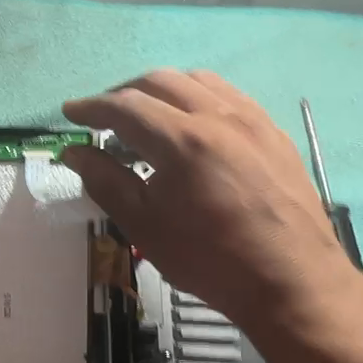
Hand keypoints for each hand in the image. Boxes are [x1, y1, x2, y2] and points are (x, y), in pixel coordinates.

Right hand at [60, 69, 360, 327]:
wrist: (292, 281)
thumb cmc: (208, 258)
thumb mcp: (143, 225)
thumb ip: (104, 181)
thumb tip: (75, 153)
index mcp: (181, 141)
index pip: (124, 106)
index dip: (91, 107)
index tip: (70, 113)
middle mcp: (218, 118)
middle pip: (160, 82)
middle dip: (123, 93)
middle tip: (102, 116)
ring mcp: (252, 121)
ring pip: (197, 81)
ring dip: (161, 89)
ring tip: (145, 114)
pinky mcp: (274, 133)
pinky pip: (229, 95)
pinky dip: (197, 97)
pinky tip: (190, 123)